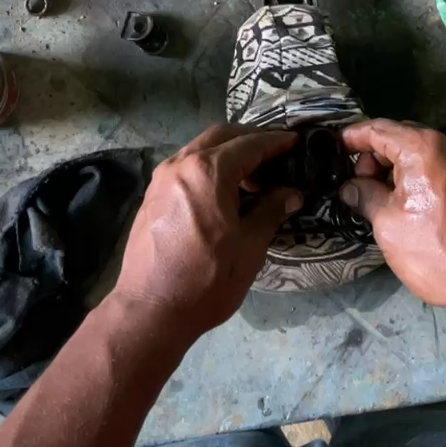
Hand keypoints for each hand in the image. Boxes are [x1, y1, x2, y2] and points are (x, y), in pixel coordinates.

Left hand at [112, 125, 303, 338]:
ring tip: (252, 176)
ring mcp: (162, 177)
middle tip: (275, 153)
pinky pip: (186, 165)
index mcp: (208, 171)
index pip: (249, 145)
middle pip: (222, 136)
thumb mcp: (249, 247)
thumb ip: (271, 211)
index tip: (295, 141)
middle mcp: (182, 163)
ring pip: (201, 148)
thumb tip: (291, 193)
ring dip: (227, 152)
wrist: (151, 310)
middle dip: (250, 139)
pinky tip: (223, 190)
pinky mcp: (152, 193)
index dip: (275, 142)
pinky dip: (208, 165)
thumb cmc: (206, 280)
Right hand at [337, 118, 445, 309]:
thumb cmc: (435, 249)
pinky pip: (431, 165)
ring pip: (415, 152)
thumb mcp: (388, 223)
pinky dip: (411, 175)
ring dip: (391, 167)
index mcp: (421, 147)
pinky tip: (400, 201)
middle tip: (355, 184)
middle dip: (372, 155)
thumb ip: (365, 196)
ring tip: (375, 197)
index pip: (378, 129)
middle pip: (398, 136)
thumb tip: (350, 188)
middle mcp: (444, 145)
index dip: (352, 137)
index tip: (332, 149)